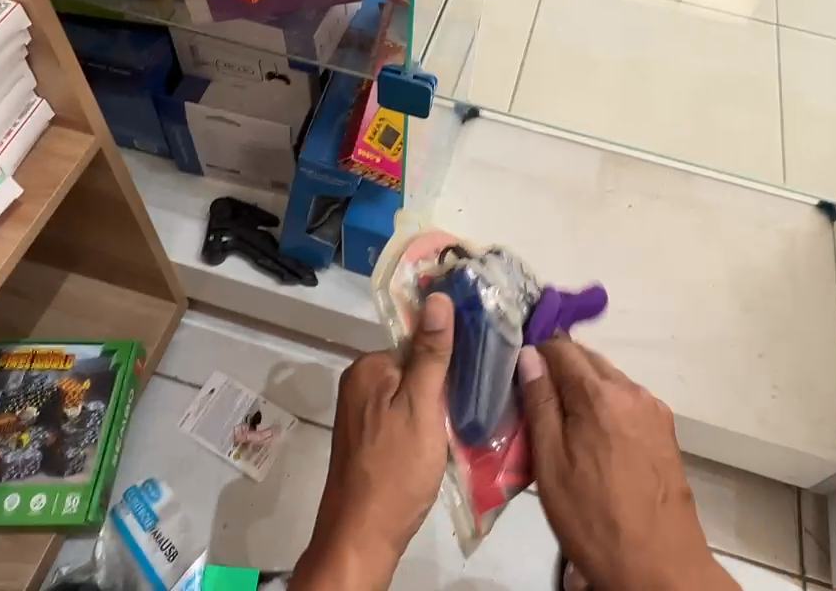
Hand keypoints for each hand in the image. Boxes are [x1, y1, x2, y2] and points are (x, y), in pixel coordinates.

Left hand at [294, 295, 455, 590]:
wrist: (361, 538)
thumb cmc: (396, 470)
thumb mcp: (422, 408)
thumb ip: (431, 354)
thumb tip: (438, 297)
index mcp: (369, 367)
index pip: (417, 342)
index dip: (448, 356)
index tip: (476, 372)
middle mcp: (359, 382)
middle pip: (414, 366)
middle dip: (442, 383)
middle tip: (472, 404)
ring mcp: (361, 411)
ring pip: (410, 393)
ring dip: (434, 406)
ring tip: (460, 425)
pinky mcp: (366, 436)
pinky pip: (401, 414)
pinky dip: (422, 423)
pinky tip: (439, 441)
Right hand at [519, 339, 734, 590]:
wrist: (661, 569)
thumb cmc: (594, 520)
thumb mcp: (551, 464)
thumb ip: (540, 403)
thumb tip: (528, 355)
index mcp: (600, 395)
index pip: (562, 347)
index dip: (537, 351)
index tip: (518, 369)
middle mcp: (632, 391)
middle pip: (588, 359)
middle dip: (560, 369)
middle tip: (536, 398)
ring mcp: (653, 409)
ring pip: (609, 379)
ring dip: (584, 387)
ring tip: (563, 422)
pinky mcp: (666, 430)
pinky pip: (627, 401)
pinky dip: (606, 405)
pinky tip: (595, 437)